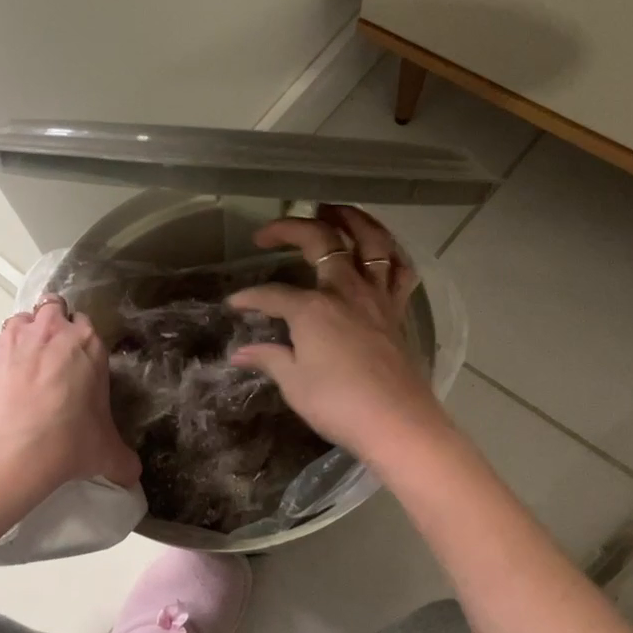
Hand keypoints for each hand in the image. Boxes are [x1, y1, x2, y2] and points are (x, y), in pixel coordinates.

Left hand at [0, 296, 141, 494]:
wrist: (15, 452)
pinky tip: (1, 386)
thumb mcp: (108, 454)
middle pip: (53, 308)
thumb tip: (132, 475)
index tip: (78, 364)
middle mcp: (52, 330)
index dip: (80, 342)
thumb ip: (124, 460)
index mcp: (89, 344)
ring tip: (24, 369)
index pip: (86, 324)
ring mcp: (14, 337)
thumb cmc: (69, 443)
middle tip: (51, 359)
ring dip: (24, 337)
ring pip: (20, 321)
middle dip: (52, 326)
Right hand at [227, 205, 448, 459]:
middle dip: (292, 229)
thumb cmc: (338, 404)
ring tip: (334, 210)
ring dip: (351, 219)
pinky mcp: (398, 312)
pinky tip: (382, 249)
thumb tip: (240, 353)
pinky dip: (390, 253)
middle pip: (322, 242)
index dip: (250, 297)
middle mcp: (345, 291)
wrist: (396, 422)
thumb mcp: (294, 384)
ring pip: (370, 242)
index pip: (272, 294)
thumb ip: (269, 359)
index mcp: (312, 308)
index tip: (234, 304)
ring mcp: (377, 298)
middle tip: (270, 231)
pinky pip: (399, 270)